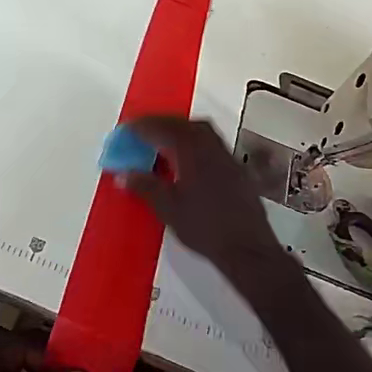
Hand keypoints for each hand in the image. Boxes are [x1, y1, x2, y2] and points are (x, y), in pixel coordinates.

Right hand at [119, 116, 291, 282]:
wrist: (246, 248)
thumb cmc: (204, 227)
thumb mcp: (168, 208)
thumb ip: (145, 187)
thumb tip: (124, 174)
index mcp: (193, 152)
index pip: (164, 129)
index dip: (142, 127)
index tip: (126, 129)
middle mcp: (212, 148)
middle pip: (184, 124)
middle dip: (161, 124)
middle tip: (142, 132)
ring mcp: (227, 158)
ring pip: (201, 132)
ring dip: (179, 131)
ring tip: (161, 143)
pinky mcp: (236, 170)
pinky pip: (211, 145)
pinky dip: (193, 144)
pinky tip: (185, 161)